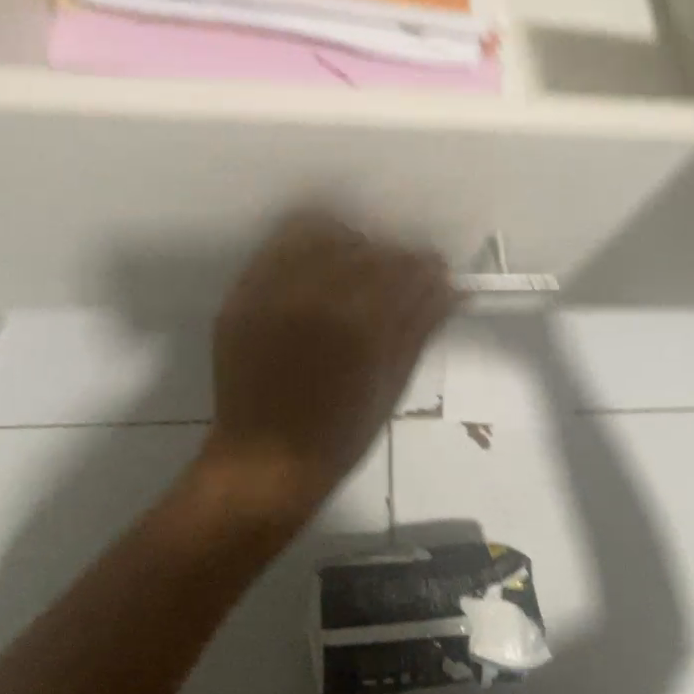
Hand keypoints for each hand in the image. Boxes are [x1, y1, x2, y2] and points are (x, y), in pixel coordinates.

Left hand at [202, 210, 456, 524]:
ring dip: (345, 243)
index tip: (433, 271)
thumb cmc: (339, 434)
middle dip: (389, 257)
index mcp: (358, 323)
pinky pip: (276, 247)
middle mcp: (313, 296)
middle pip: (364, 246)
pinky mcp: (242, 295)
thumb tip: (452, 286)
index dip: (424, 266)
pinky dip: (304, 247)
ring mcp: (271, 291)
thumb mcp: (392, 384)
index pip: (403, 266)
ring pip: (317, 232)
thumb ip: (420, 327)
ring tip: (352, 267)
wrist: (263, 462)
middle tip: (396, 276)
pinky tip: (316, 269)